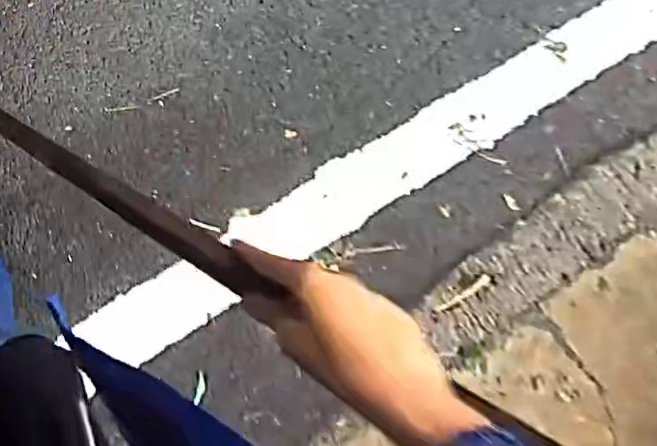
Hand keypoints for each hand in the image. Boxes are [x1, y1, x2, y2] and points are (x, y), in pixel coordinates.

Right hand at [233, 243, 487, 445]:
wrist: (421, 408)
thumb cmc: (354, 376)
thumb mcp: (296, 345)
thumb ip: (271, 316)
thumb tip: (256, 302)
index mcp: (312, 282)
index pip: (270, 260)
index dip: (248, 254)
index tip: (235, 247)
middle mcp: (343, 282)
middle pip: (305, 276)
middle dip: (289, 286)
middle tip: (271, 299)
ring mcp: (374, 298)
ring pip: (335, 292)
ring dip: (320, 303)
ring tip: (311, 327)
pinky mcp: (400, 319)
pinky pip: (362, 309)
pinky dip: (348, 317)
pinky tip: (347, 341)